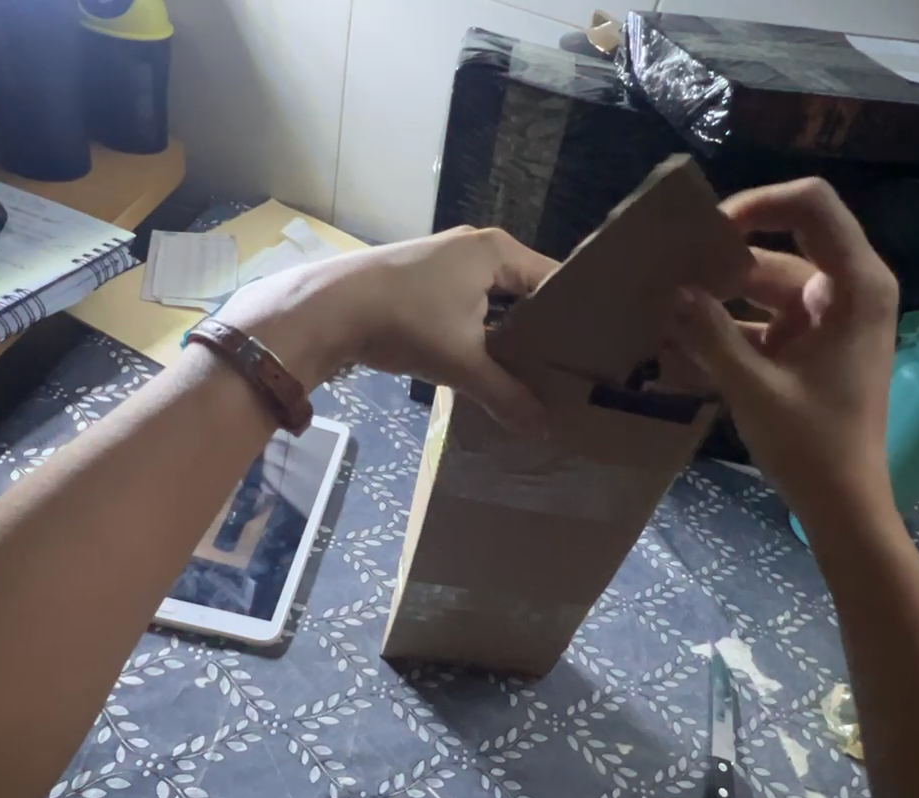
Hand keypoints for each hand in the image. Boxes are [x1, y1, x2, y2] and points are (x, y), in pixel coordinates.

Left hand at [213, 226, 556, 435]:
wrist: (329, 309)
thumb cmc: (406, 322)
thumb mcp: (462, 364)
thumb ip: (506, 395)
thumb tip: (542, 428)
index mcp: (496, 252)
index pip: (554, 281)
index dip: (573, 318)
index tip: (589, 353)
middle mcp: (476, 247)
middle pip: (525, 290)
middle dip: (542, 329)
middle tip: (565, 368)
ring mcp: (447, 261)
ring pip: (495, 300)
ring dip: (508, 332)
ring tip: (532, 371)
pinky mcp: (424, 280)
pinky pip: (470, 305)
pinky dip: (481, 331)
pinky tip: (487, 363)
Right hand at [659, 178, 900, 506]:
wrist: (842, 504)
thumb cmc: (812, 446)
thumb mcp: (754, 389)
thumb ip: (710, 336)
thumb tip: (670, 293)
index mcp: (853, 288)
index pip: (811, 208)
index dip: (757, 204)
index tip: (703, 232)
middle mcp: (843, 293)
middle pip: (775, 255)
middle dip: (718, 268)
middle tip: (662, 278)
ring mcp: (824, 323)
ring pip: (761, 294)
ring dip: (715, 307)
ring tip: (660, 315)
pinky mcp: (806, 351)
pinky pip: (760, 328)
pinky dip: (725, 336)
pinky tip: (678, 349)